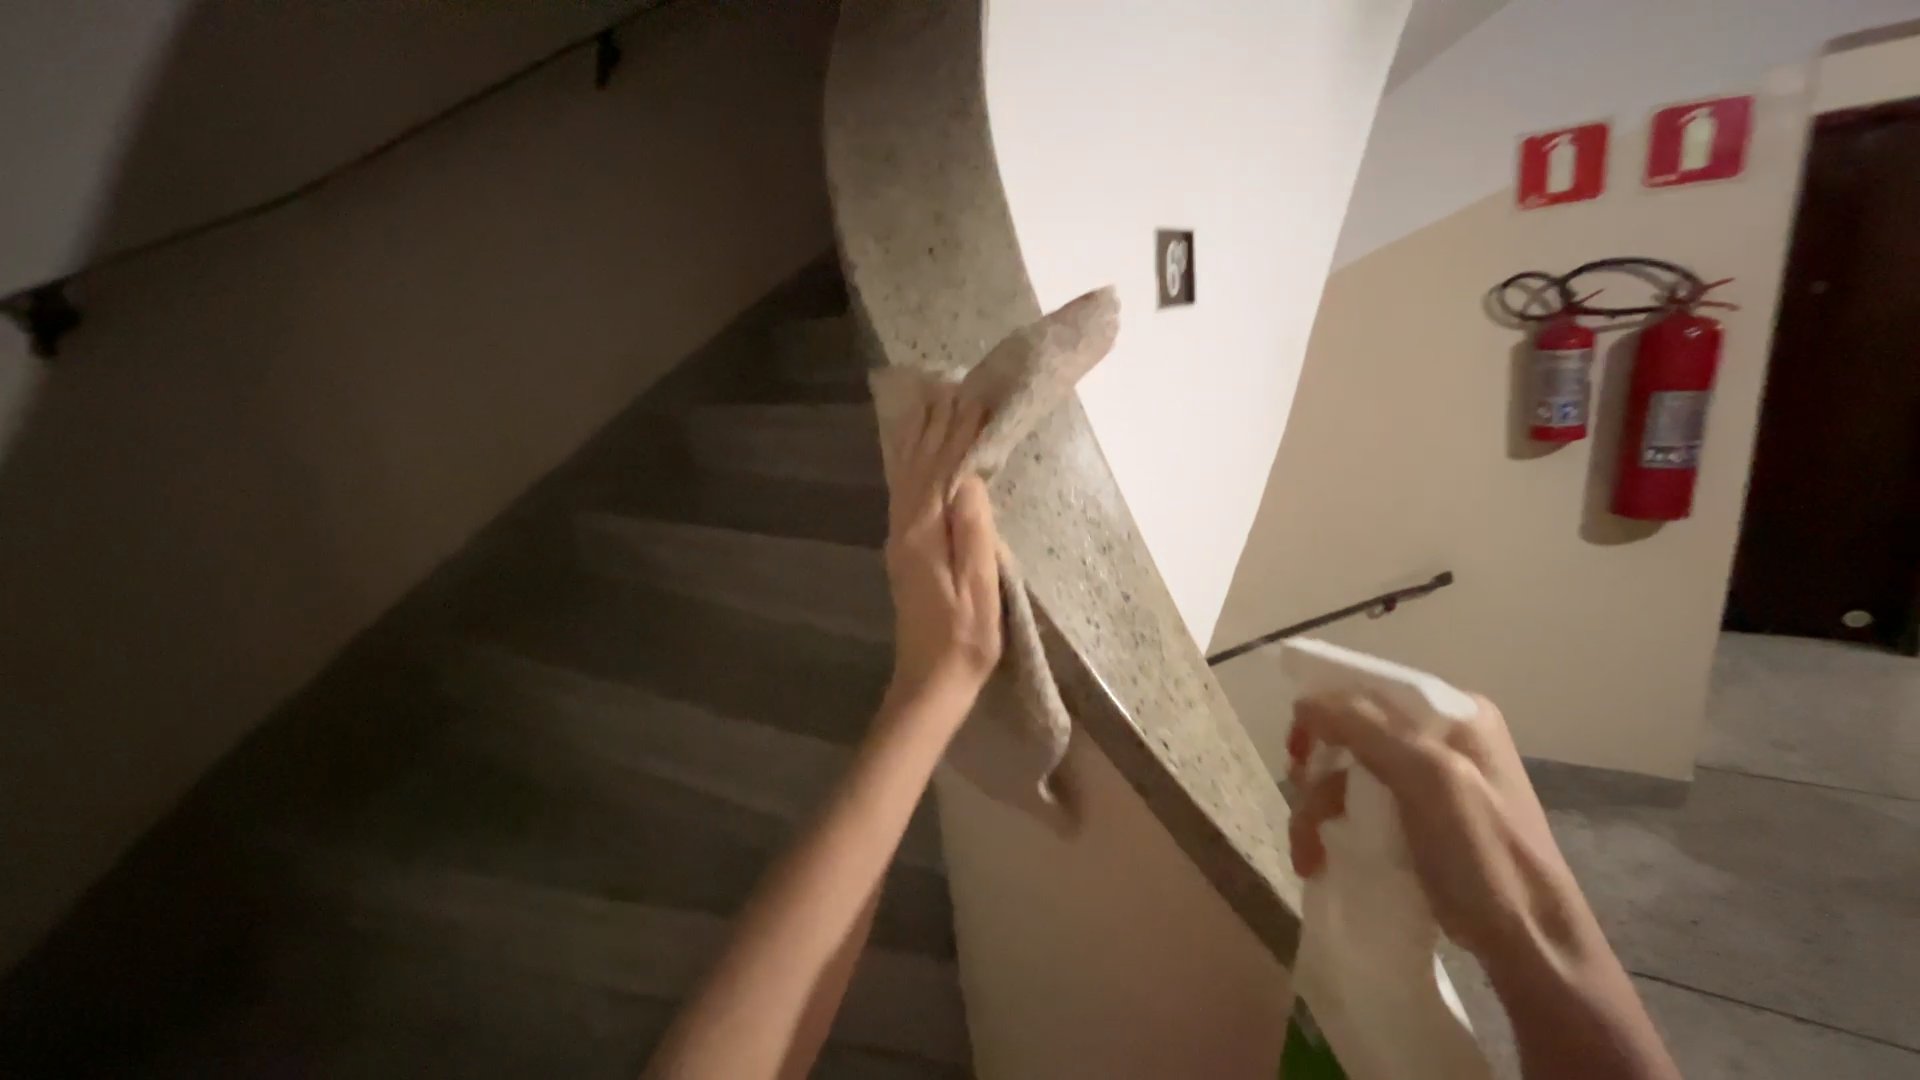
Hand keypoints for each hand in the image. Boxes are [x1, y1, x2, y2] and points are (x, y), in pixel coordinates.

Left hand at [882, 386, 1002, 707]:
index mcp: (925, 536)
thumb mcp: (981, 591)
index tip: (974, 398)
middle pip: (918, 466)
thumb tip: (971, 481)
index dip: (958, 434)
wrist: (929, 683)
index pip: (942, 471)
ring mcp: (900, 540)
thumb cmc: (965, 641)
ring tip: (930, 403)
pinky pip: (904, 493)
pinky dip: (909, 464)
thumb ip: (974, 535)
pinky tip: (913, 453)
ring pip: (906, 476)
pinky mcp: (904, 551)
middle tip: (953, 386)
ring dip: (919, 438)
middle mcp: (905, 530)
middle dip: (936, 426)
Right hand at [1286, 692, 1593, 961]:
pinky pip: (1356, 804)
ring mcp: (1426, 779)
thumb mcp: (1428, 778)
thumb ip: (1366, 729)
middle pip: (1348, 734)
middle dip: (1317, 773)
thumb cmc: (1485, 854)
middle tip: (1304, 805)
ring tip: (1308, 848)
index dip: (1322, 713)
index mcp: (1453, 713)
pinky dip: (1330, 826)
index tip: (1297, 751)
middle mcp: (1438, 737)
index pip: (1367, 689)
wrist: (1529, 944)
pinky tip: (1318, 854)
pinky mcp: (1414, 817)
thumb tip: (1304, 702)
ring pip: (1345, 773)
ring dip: (1316, 808)